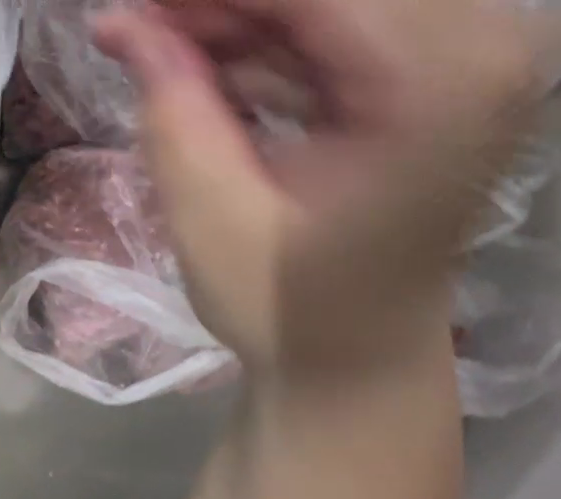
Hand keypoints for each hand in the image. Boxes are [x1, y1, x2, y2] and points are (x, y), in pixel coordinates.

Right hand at [94, 0, 557, 382]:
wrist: (352, 354)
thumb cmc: (282, 305)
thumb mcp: (211, 216)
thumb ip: (174, 110)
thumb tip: (120, 25)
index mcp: (440, 83)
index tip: (129, 8)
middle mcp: (487, 41)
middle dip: (225, 5)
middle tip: (135, 27)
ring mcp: (473, 51)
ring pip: (338, 1)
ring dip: (242, 20)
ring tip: (157, 49)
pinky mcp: (443, 69)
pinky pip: (347, 27)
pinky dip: (270, 39)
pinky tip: (205, 64)